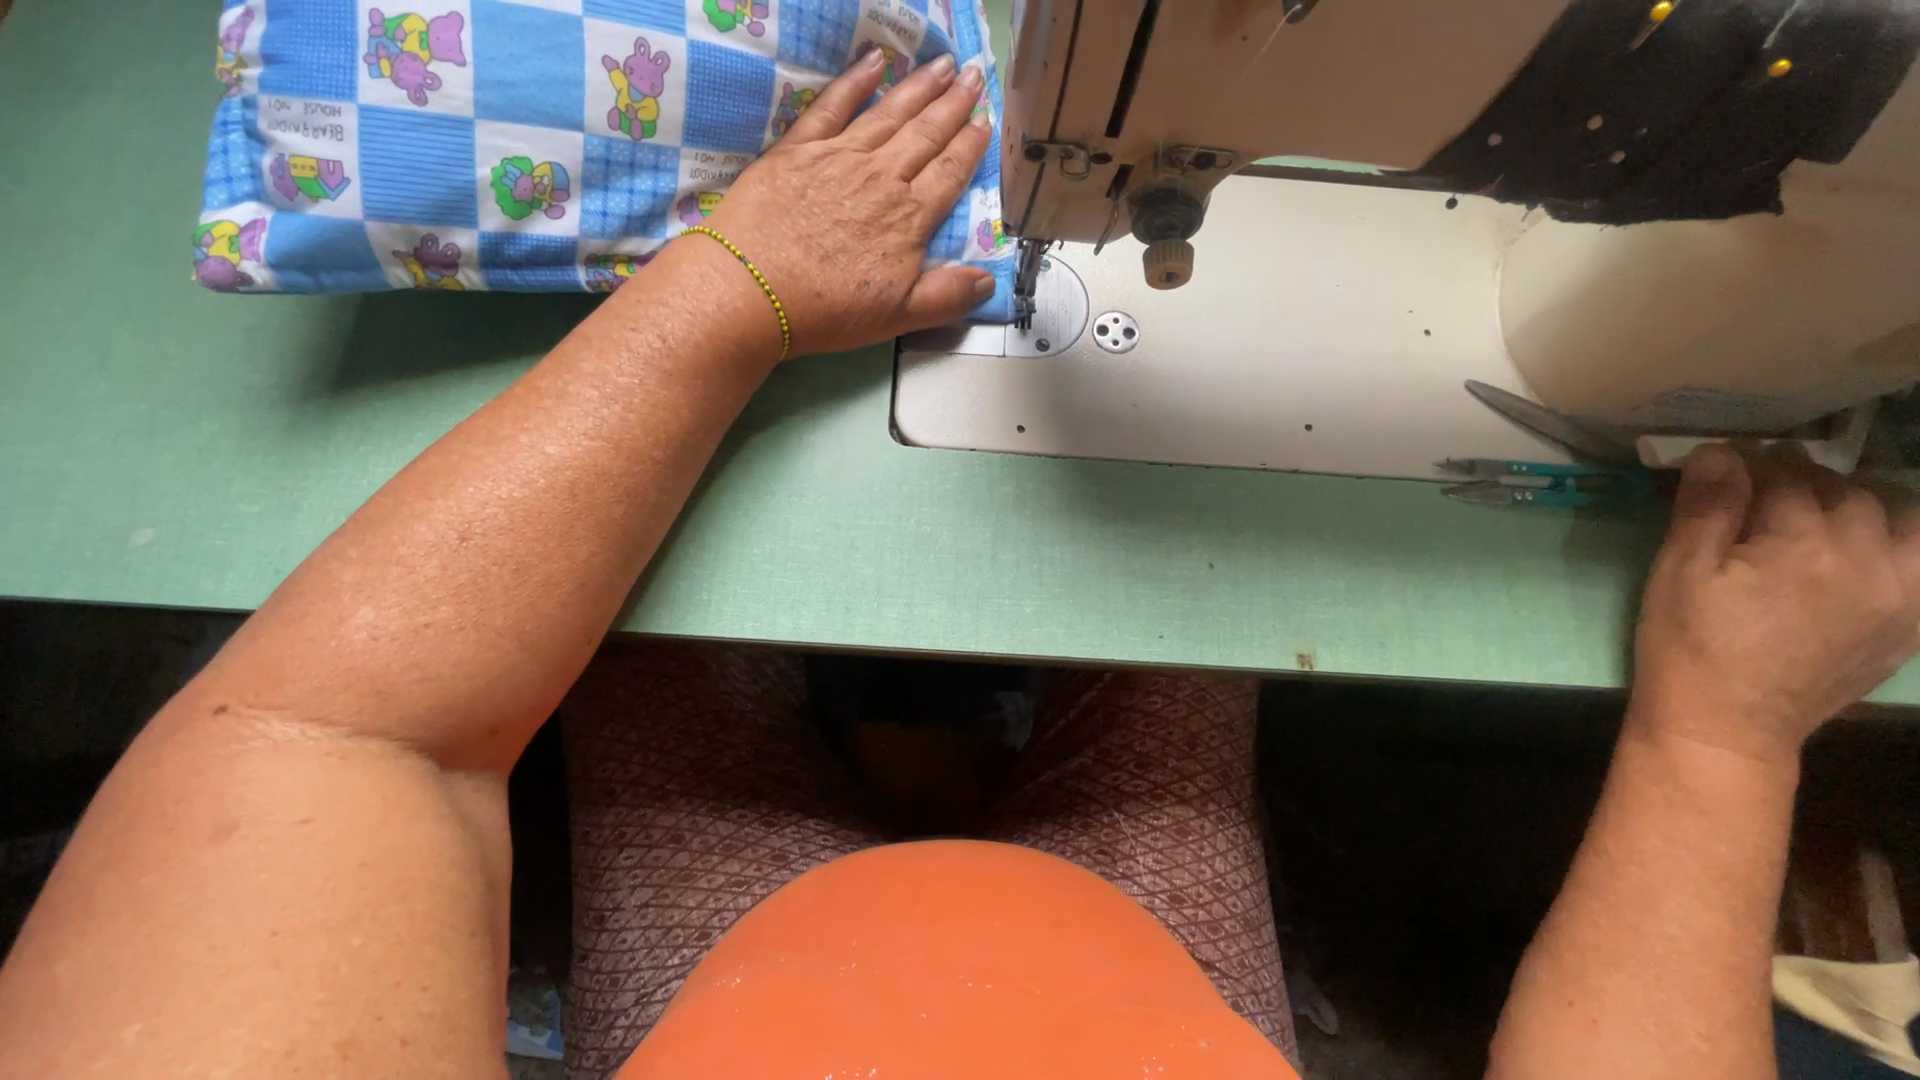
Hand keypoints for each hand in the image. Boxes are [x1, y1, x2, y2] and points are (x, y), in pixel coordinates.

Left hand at [696, 49, 994, 356]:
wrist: (753, 291)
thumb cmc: (827, 310)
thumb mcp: (898, 317)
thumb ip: (946, 297)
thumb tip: (988, 280)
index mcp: (908, 219)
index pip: (949, 173)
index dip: (970, 146)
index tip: (986, 121)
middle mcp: (880, 178)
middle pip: (925, 134)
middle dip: (953, 103)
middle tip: (974, 74)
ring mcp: (838, 158)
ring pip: (889, 113)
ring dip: (918, 86)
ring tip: (942, 63)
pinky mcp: (799, 150)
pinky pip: (833, 105)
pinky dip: (855, 80)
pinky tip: (873, 61)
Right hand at [1630, 444, 1919, 763]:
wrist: (1726, 723)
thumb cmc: (1685, 644)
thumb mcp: (1678, 573)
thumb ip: (1705, 508)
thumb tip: (1720, 451)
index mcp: (1800, 546)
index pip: (1782, 479)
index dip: (1748, 463)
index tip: (1721, 461)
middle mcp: (1867, 560)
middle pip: (1845, 491)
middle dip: (1801, 478)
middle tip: (1757, 484)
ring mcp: (1901, 593)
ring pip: (1901, 517)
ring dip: (1860, 500)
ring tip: (1817, 507)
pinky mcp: (1911, 621)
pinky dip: (1899, 539)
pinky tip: (1864, 544)